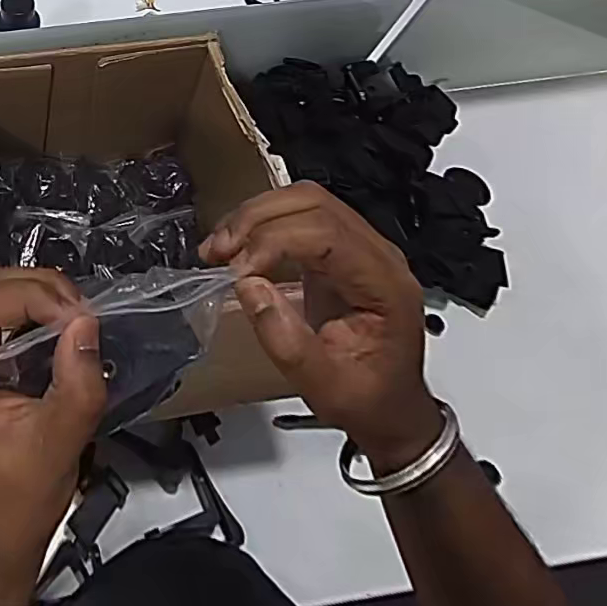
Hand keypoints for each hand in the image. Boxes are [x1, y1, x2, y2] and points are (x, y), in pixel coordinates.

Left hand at [0, 268, 106, 604]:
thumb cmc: (14, 502)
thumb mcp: (55, 444)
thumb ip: (76, 384)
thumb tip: (85, 322)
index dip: (32, 297)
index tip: (76, 313)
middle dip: (36, 289)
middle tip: (80, 308)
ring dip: (34, 296)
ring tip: (74, 313)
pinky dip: (30, 313)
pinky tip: (58, 324)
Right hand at [201, 182, 440, 471]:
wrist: (388, 407)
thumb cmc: (363, 398)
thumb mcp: (324, 386)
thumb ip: (286, 340)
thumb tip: (248, 286)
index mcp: (384, 285)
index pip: (327, 234)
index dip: (273, 242)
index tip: (236, 272)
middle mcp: (377, 254)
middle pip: (311, 203)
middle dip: (255, 220)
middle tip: (217, 252)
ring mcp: (357, 244)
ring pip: (299, 198)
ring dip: (251, 216)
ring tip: (218, 248)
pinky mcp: (334, 245)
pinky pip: (293, 212)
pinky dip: (256, 222)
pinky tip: (234, 245)